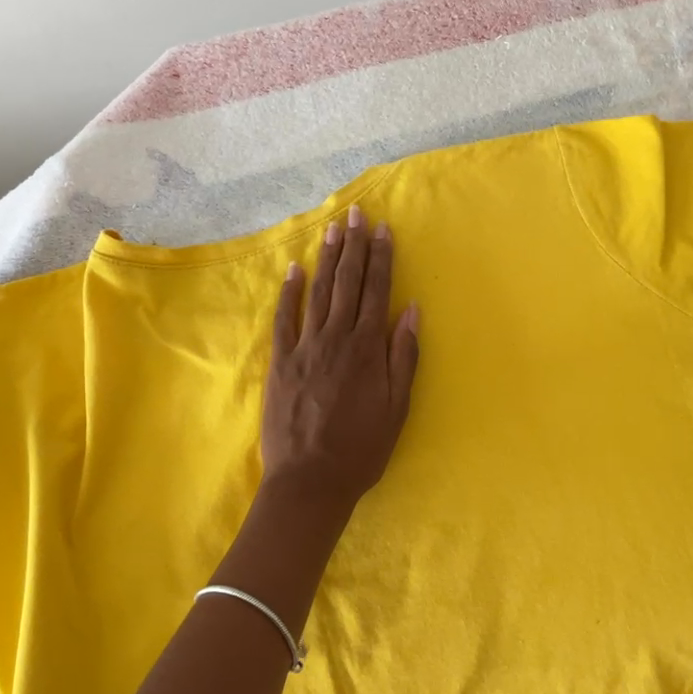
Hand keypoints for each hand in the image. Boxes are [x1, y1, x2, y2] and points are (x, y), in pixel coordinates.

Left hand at [260, 205, 419, 512]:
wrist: (310, 480)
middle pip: (347, 282)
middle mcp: (337, 337)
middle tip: (356, 213)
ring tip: (333, 228)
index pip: (376, 290)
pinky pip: (284, 318)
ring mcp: (305, 346)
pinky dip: (289, 292)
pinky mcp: (281, 361)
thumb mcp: (397, 407)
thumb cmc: (361, 448)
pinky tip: (294, 269)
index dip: (380, 257)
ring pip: (318, 292)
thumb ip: (404, 356)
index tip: (382, 229)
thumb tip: (411, 309)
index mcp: (367, 347)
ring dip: (327, 258)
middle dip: (353, 246)